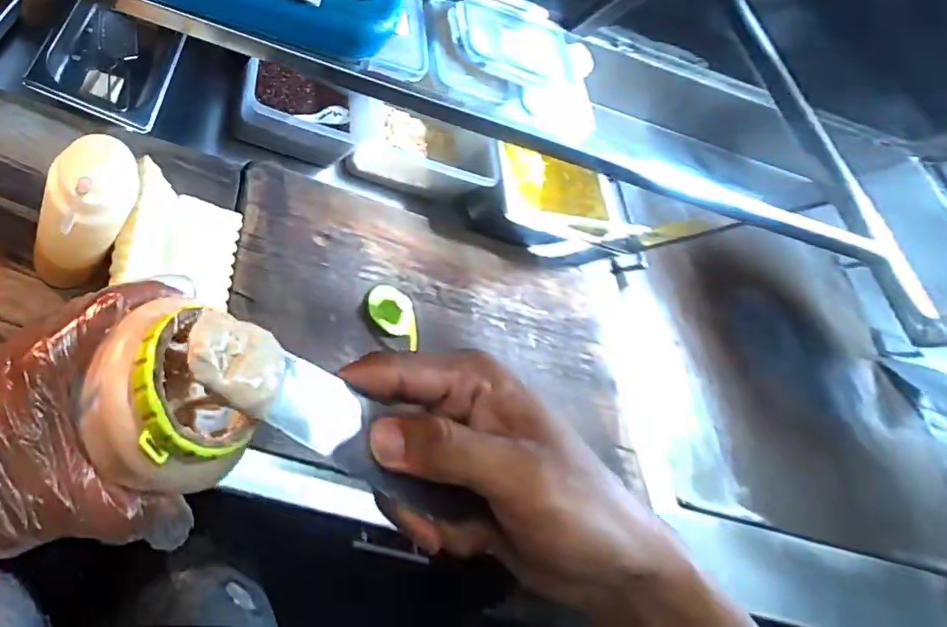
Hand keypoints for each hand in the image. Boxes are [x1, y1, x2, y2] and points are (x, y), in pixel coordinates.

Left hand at [0, 282, 193, 608]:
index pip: (104, 305)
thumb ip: (130, 512)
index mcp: (46, 355)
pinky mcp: (16, 373)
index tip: (186, 294)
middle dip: (141, 308)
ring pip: (81, 323)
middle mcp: (33, 342)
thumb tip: (182, 518)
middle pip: (96, 307)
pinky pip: (68, 342)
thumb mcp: (68, 504)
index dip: (147, 293)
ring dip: (119, 325)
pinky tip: (120, 374)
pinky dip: (99, 345)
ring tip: (160, 343)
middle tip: (183, 322)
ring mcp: (21, 354)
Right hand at [340, 351, 746, 626]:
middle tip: (416, 513)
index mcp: (467, 378)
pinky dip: (429, 522)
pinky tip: (464, 540)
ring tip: (448, 534)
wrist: (624, 577)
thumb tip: (374, 434)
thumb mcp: (515, 474)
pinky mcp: (452, 480)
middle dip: (395, 472)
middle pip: (385, 422)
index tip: (322, 423)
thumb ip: (444, 448)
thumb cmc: (579, 507)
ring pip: (393, 464)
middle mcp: (452, 401)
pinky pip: (412, 494)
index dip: (352, 389)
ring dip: (414, 505)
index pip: (391, 370)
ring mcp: (451, 442)